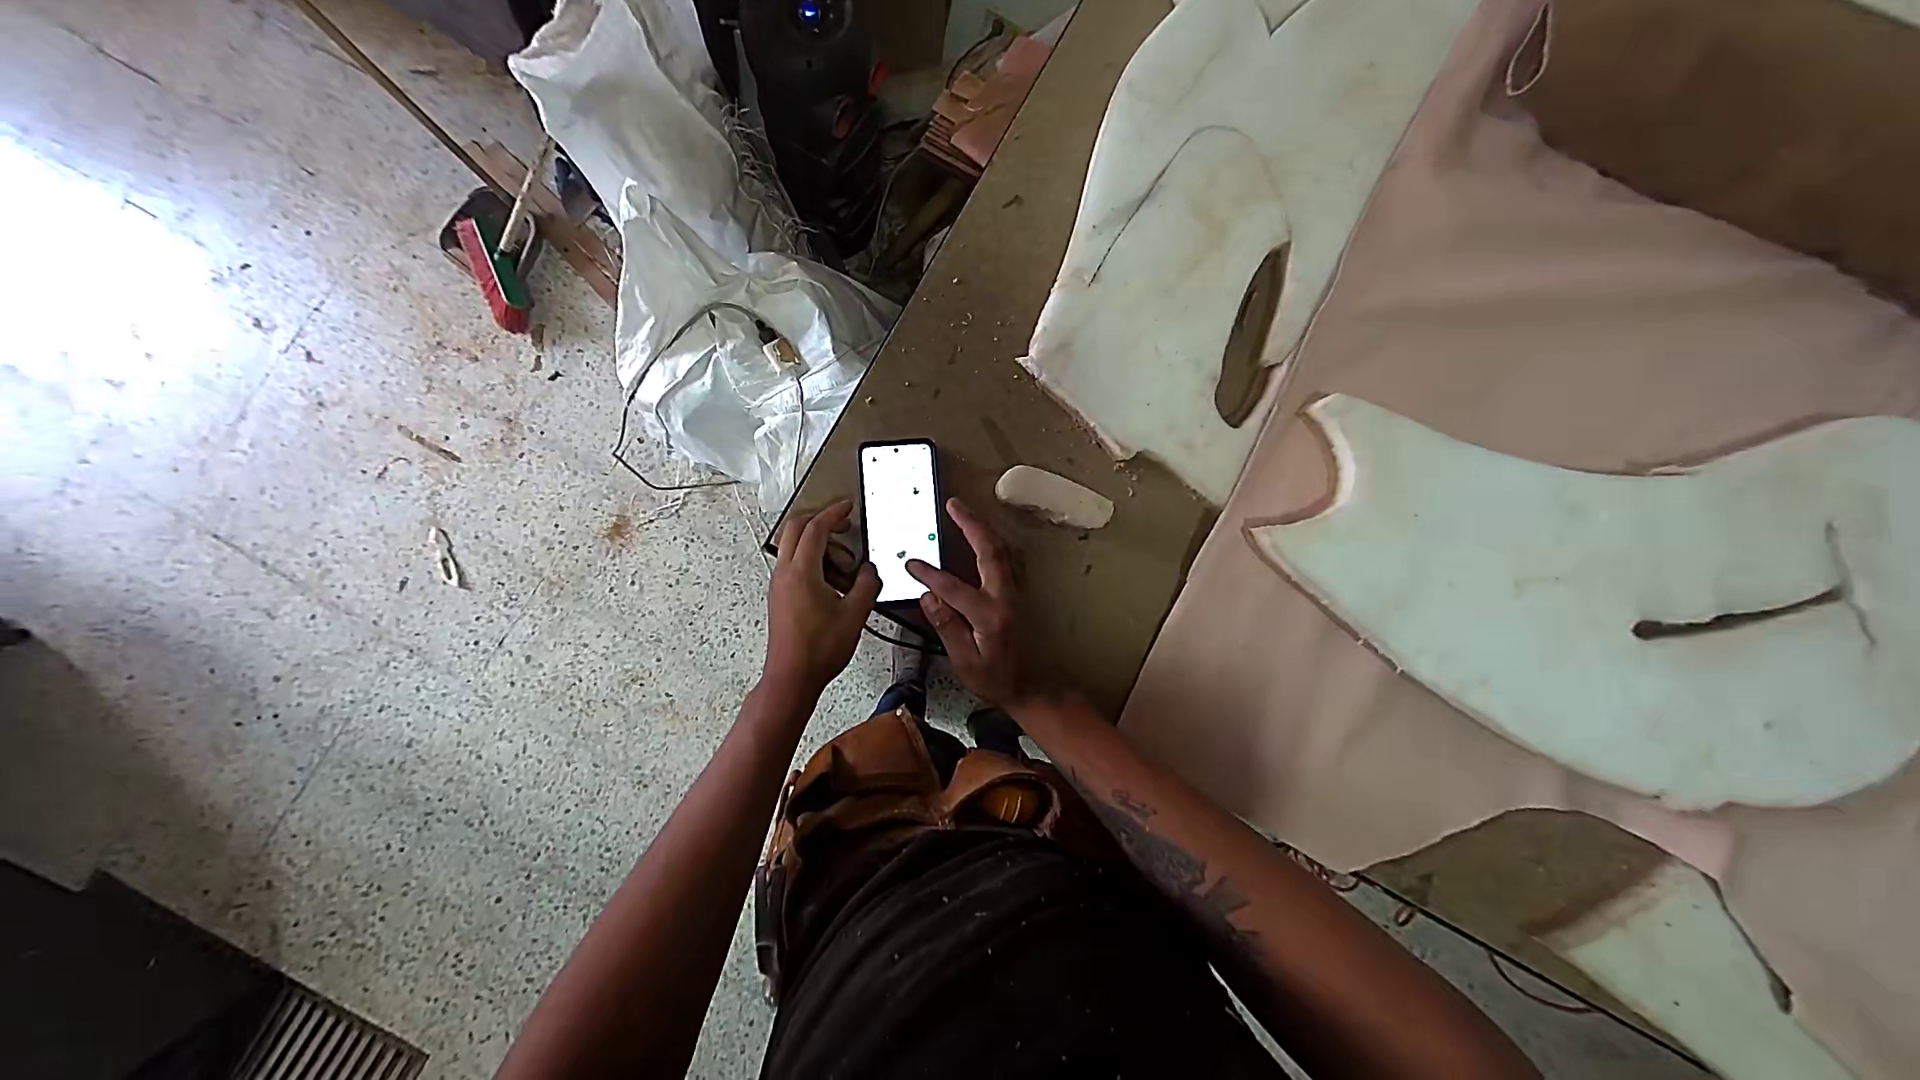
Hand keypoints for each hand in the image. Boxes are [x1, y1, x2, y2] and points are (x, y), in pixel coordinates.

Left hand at [765, 500, 880, 695]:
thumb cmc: (817, 650)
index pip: (816, 528)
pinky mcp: (781, 597)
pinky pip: (794, 565)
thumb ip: (867, 584)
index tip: (847, 506)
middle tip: (843, 523)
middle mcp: (785, 573)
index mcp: (801, 572)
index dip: (833, 513)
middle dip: (821, 520)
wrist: (791, 677)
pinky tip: (833, 581)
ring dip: (819, 544)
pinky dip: (813, 561)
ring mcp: (779, 585)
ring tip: (846, 565)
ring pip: (794, 546)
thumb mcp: (855, 614)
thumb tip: (870, 571)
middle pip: (796, 528)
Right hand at [907, 499, 1053, 709]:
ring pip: (1003, 550)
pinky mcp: (1017, 594)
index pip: (953, 587)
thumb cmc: (997, 679)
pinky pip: (1008, 559)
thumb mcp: (965, 662)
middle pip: (990, 551)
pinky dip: (995, 541)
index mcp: (989, 616)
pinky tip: (985, 536)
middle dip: (971, 524)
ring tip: (965, 513)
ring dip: (984, 528)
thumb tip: (929, 599)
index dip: (930, 574)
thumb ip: (947, 627)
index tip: (913, 565)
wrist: (1028, 686)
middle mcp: (1005, 598)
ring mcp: (1015, 593)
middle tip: (953, 506)